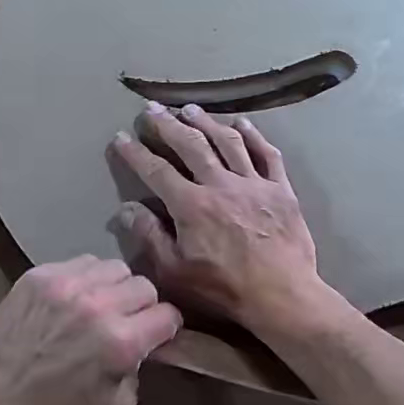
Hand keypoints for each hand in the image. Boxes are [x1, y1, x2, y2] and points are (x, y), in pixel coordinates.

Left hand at [0, 255, 180, 404]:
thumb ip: (137, 370)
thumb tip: (143, 347)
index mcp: (121, 343)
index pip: (168, 315)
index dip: (165, 328)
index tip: (156, 335)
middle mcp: (99, 306)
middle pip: (145, 286)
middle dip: (142, 306)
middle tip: (125, 321)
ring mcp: (67, 286)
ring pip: (115, 268)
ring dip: (115, 287)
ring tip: (99, 305)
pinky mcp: (40, 276)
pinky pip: (82, 262)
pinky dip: (86, 278)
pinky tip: (73, 299)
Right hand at [108, 103, 325, 326]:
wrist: (281, 295)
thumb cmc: (225, 289)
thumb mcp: (176, 272)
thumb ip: (150, 237)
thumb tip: (126, 209)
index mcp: (192, 205)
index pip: (157, 171)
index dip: (136, 153)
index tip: (122, 137)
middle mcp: (221, 184)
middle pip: (191, 145)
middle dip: (168, 125)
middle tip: (153, 110)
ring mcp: (254, 183)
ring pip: (228, 142)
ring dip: (206, 122)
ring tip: (190, 109)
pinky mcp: (280, 189)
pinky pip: (267, 154)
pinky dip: (254, 135)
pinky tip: (242, 123)